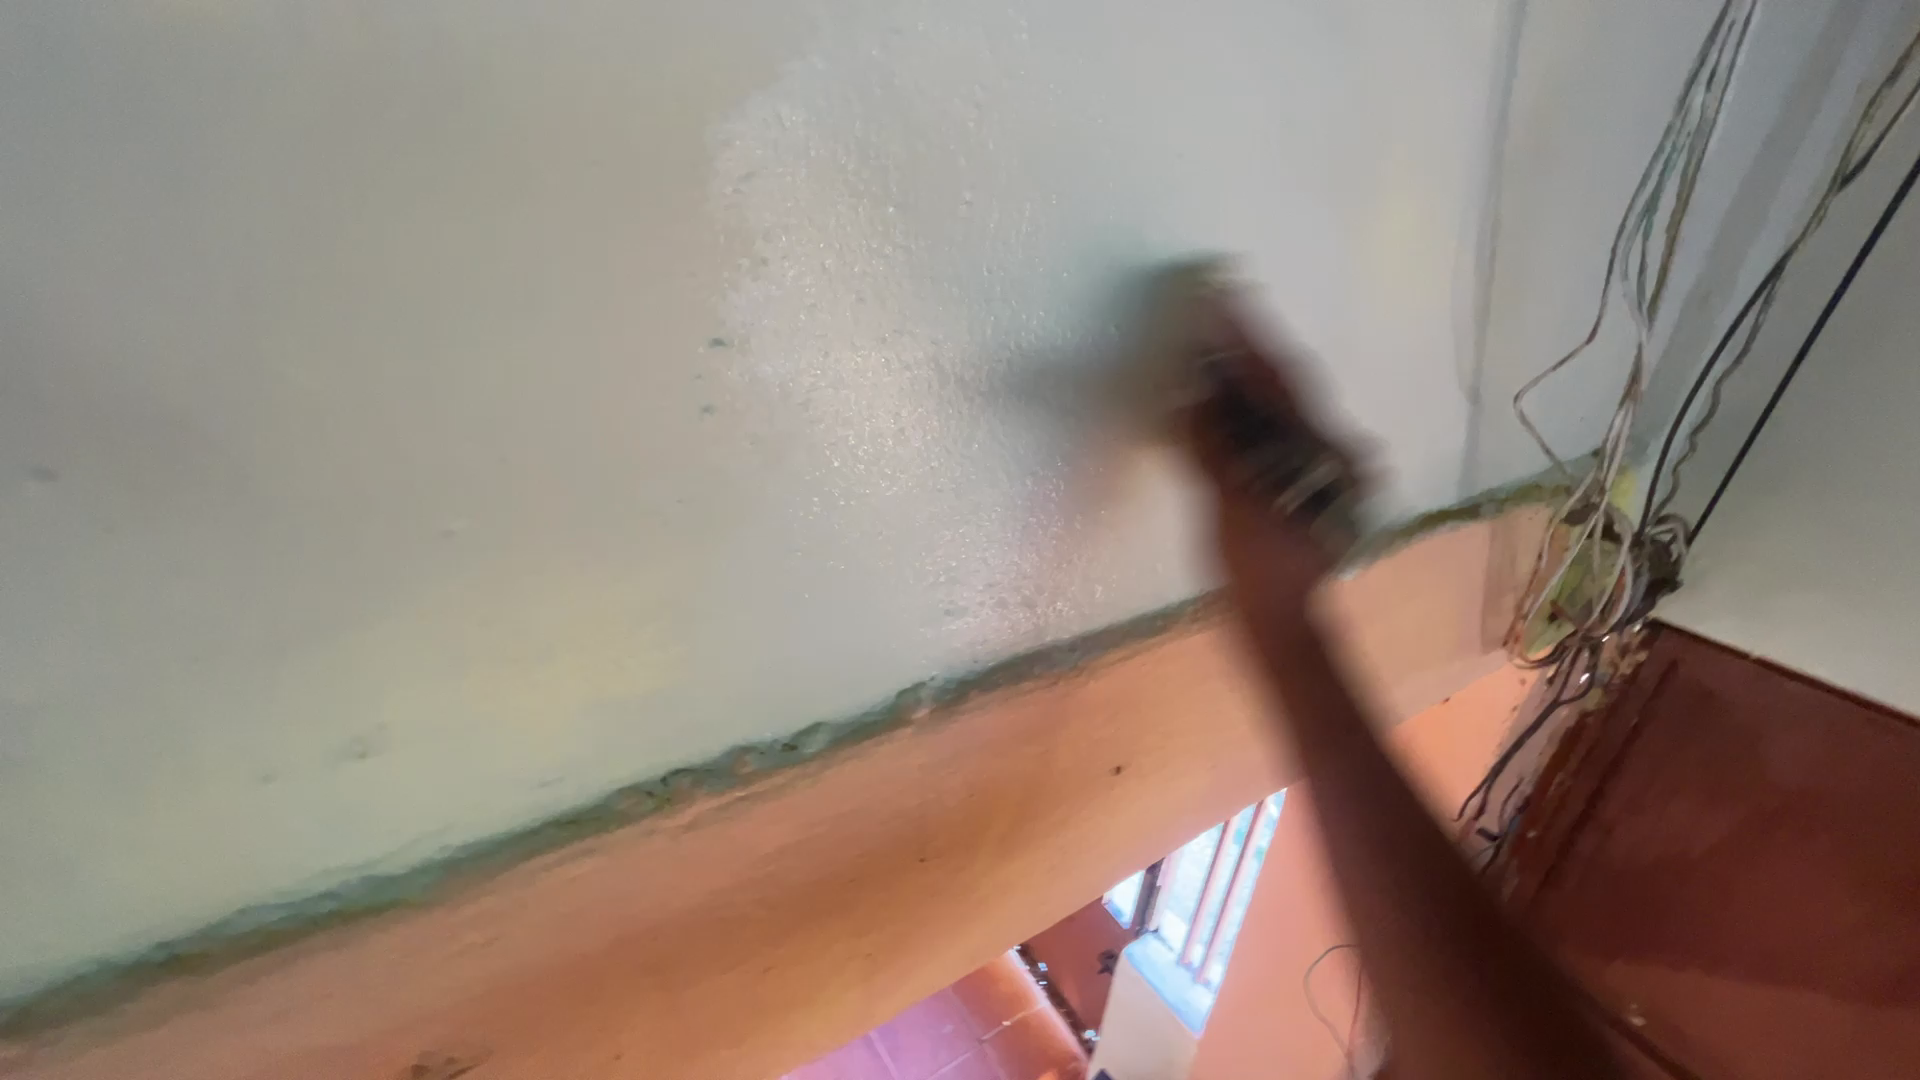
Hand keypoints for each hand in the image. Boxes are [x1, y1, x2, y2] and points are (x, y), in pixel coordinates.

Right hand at [1182, 293, 1356, 633]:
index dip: (1245, 339)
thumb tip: (1193, 392)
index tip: (1221, 299)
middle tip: (1228, 298)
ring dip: (1254, 367)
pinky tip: (1232, 393)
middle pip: (1289, 382)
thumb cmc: (1260, 572)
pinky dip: (1250, 405)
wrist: (1282, 621)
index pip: (1276, 382)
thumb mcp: (1233, 509)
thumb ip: (1215, 448)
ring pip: (1285, 403)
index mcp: (1317, 453)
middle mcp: (1328, 450)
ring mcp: (1316, 466)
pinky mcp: (1298, 481)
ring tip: (1228, 332)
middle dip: (1256, 340)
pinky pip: (1275, 428)